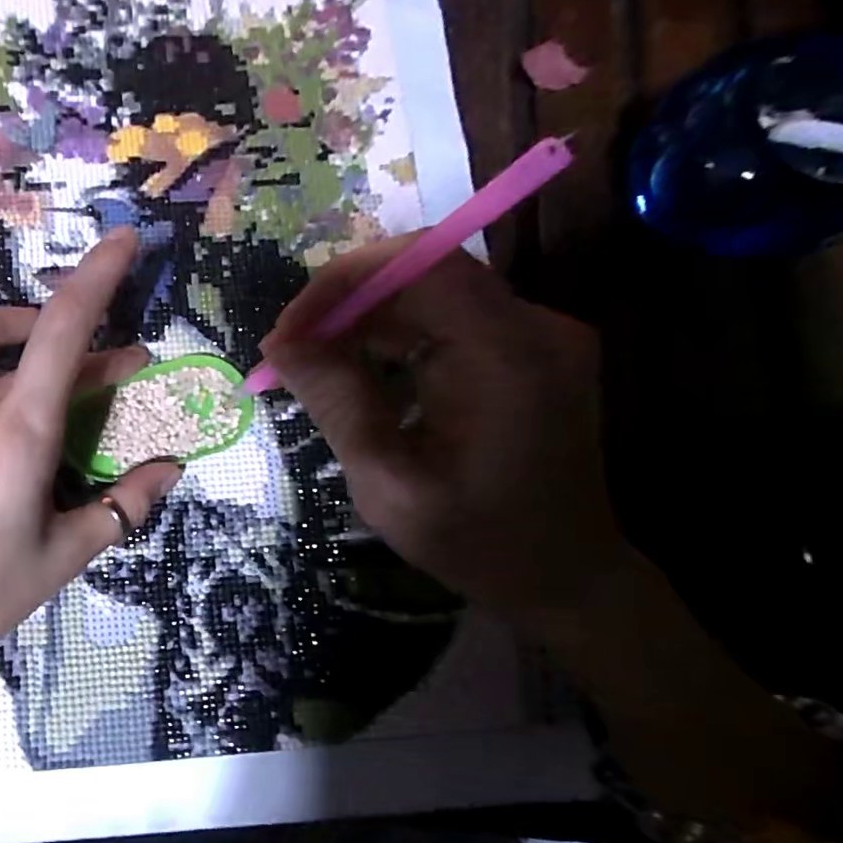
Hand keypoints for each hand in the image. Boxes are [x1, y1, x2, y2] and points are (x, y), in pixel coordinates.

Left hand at [0, 228, 183, 723]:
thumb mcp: (65, 555)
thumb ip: (123, 504)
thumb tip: (170, 467)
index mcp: (19, 435)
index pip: (63, 331)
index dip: (97, 279)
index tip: (123, 245)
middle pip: (31, 346)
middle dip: (83, 350)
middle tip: (115, 372)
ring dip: (8, 329)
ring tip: (30, 347)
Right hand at [261, 234, 627, 615]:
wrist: (563, 578)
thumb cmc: (474, 542)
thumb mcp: (388, 482)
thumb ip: (337, 403)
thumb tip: (279, 344)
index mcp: (507, 356)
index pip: (422, 264)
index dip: (345, 280)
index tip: (289, 330)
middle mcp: (534, 327)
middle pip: (426, 274)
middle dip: (346, 304)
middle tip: (288, 352)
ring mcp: (538, 337)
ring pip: (432, 297)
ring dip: (364, 324)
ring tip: (311, 367)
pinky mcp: (528, 354)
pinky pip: (449, 324)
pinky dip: (395, 341)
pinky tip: (358, 376)